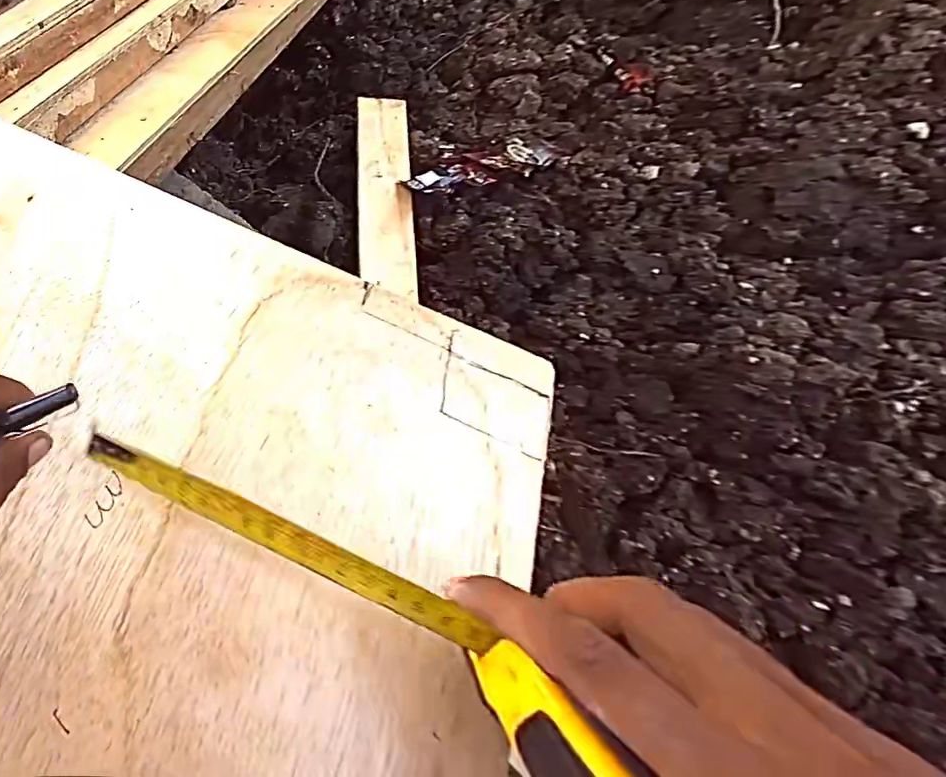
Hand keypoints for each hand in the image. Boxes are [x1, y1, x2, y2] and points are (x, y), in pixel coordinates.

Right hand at [447, 575, 939, 776]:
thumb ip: (604, 768)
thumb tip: (543, 729)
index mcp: (732, 774)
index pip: (590, 659)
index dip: (510, 613)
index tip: (466, 593)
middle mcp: (796, 743)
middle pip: (644, 609)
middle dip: (566, 600)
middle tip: (531, 628)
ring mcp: (853, 741)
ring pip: (701, 627)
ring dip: (626, 630)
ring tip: (601, 671)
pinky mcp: (886, 750)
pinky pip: (759, 668)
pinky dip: (694, 666)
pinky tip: (687, 711)